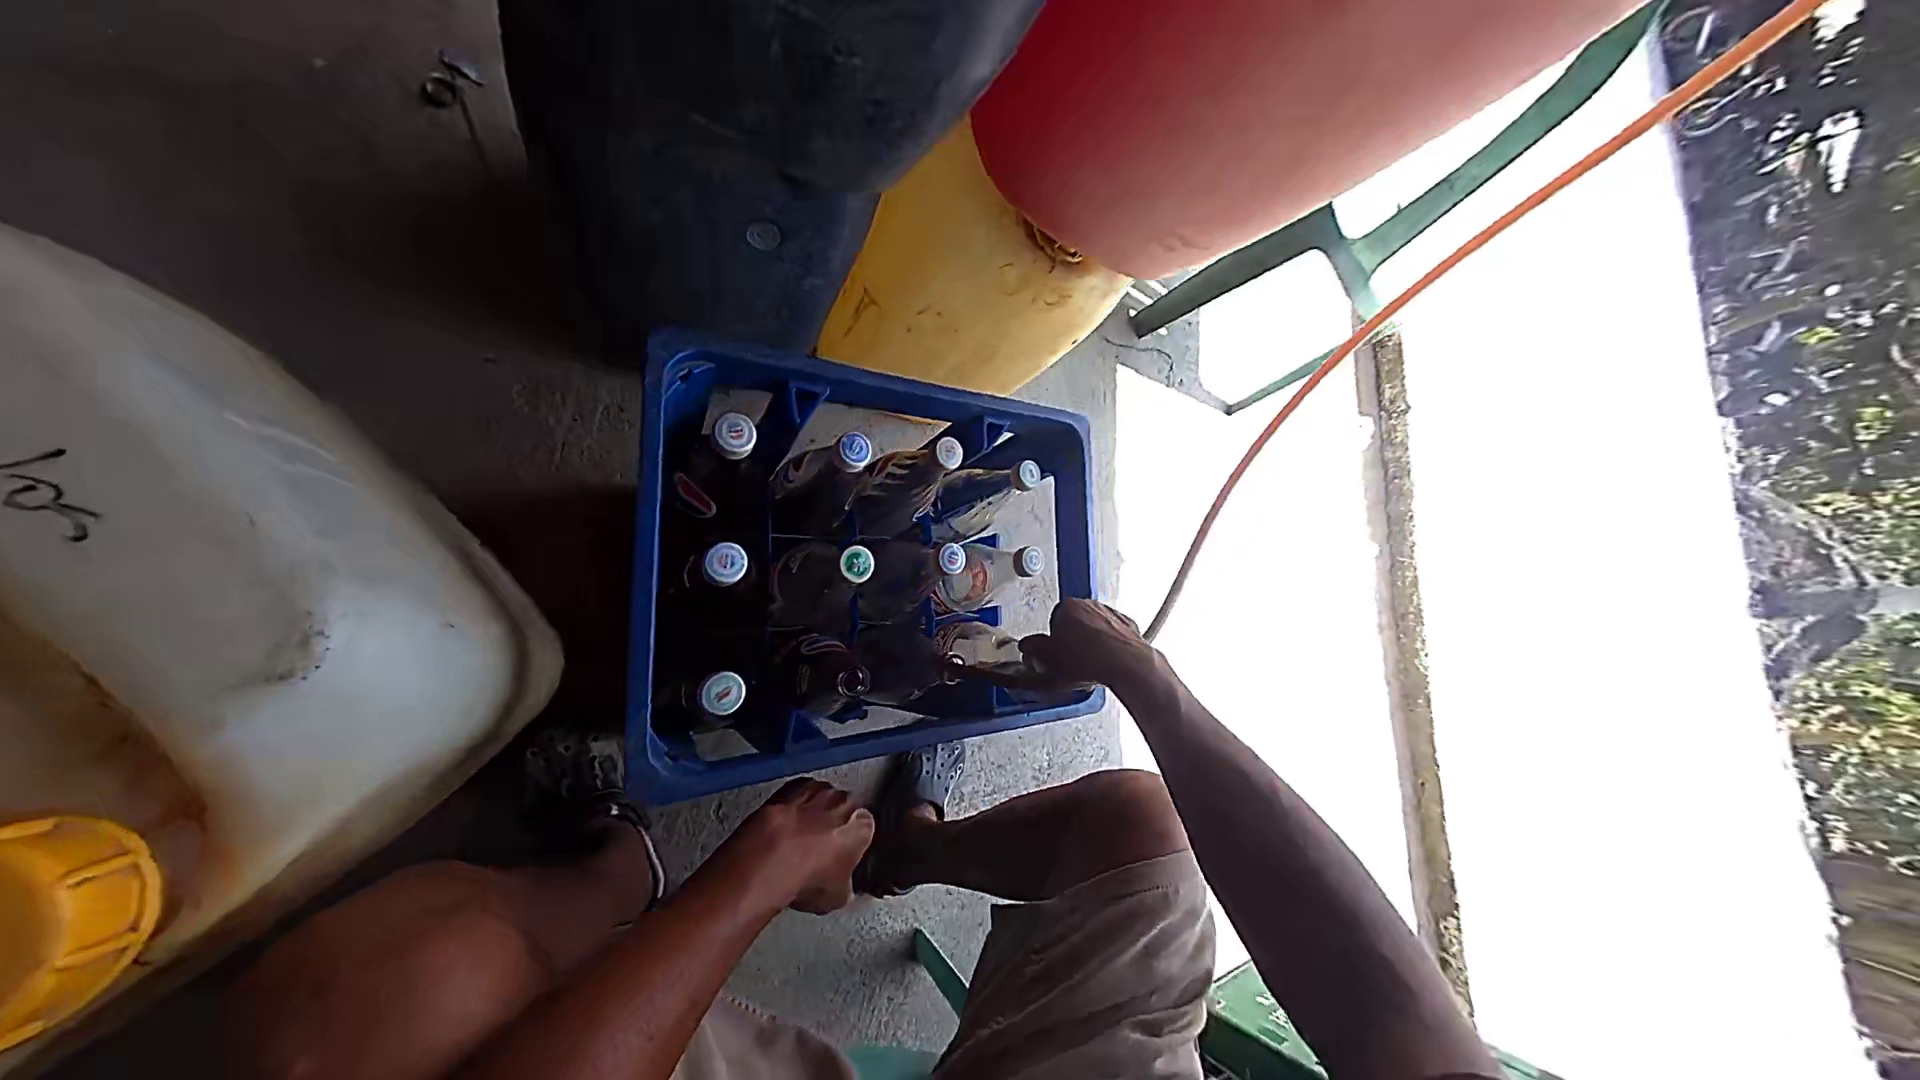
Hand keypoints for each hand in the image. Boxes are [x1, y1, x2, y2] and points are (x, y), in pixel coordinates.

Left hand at [729, 779, 874, 914]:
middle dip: (834, 823)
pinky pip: (797, 794)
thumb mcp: (837, 897)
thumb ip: (848, 886)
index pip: (865, 829)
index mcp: (862, 825)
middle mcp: (844, 802)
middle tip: (819, 848)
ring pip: (821, 799)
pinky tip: (783, 827)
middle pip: (844, 809)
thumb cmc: (806, 876)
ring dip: (813, 812)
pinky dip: (792, 806)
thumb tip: (843, 888)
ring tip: (797, 839)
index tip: (843, 854)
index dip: (853, 842)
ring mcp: (817, 792)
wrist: (769, 861)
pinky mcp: (790, 788)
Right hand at [1020, 598, 1164, 694]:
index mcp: (1067, 606)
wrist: (1126, 665)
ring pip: (1095, 628)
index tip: (1056, 654)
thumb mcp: (1047, 659)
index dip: (1053, 641)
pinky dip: (1110, 647)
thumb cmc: (1089, 659)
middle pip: (1075, 622)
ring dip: (1092, 643)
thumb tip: (1028, 647)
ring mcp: (1111, 614)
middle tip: (1072, 660)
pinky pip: (1114, 636)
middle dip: (1073, 639)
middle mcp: (1090, 604)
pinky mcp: (1129, 626)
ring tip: (1091, 664)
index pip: (1053, 621)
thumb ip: (1032, 649)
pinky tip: (1107, 663)